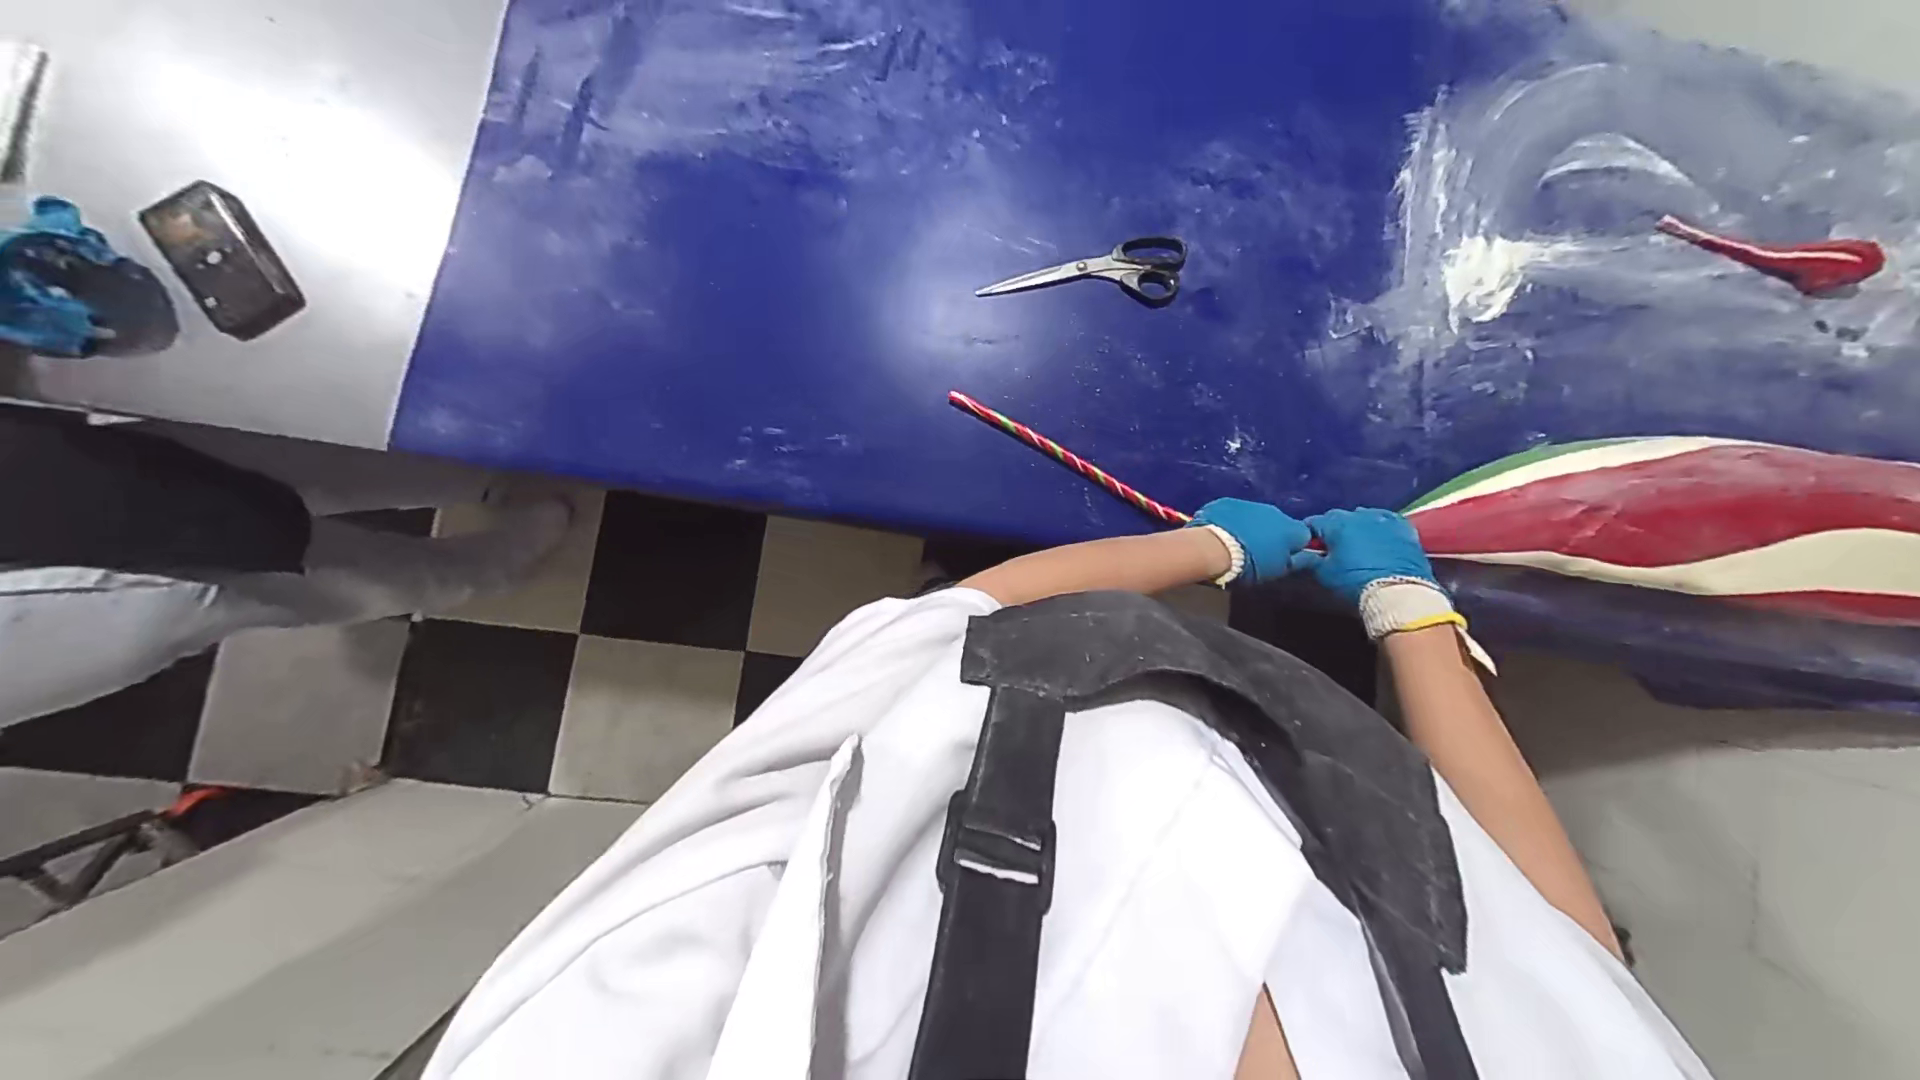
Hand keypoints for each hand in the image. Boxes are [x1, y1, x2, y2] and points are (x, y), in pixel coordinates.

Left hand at [1187, 498, 1315, 583]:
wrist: (1213, 547)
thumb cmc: (1250, 564)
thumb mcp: (1278, 570)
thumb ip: (1298, 561)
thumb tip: (1311, 556)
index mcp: (1292, 529)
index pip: (1302, 536)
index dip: (1293, 547)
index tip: (1280, 557)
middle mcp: (1275, 512)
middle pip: (1279, 524)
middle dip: (1271, 535)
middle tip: (1256, 552)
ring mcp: (1251, 504)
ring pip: (1257, 516)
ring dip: (1251, 527)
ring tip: (1235, 543)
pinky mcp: (1228, 502)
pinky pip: (1235, 512)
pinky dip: (1232, 521)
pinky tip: (1221, 532)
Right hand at [1293, 507, 1434, 605]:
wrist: (1398, 593)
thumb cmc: (1354, 582)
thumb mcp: (1323, 574)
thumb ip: (1310, 559)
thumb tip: (1302, 555)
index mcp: (1335, 524)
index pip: (1313, 522)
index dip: (1307, 535)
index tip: (1307, 547)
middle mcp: (1359, 515)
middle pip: (1337, 517)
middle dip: (1331, 529)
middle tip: (1330, 547)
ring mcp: (1384, 520)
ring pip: (1363, 516)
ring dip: (1355, 526)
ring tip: (1354, 542)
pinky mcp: (1405, 529)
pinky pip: (1387, 520)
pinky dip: (1379, 526)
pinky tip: (1378, 536)